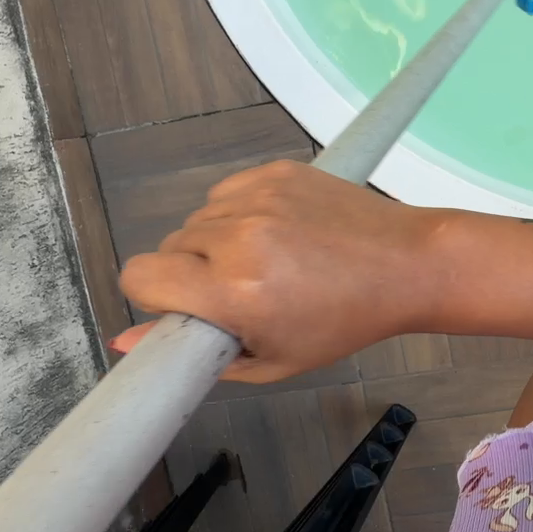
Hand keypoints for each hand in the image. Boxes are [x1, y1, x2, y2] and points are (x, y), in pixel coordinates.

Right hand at [115, 160, 445, 382]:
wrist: (406, 263)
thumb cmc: (346, 320)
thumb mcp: (273, 360)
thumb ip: (196, 353)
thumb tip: (125, 340)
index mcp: (233, 289)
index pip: (140, 275)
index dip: (155, 294)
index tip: (185, 303)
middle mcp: (239, 235)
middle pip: (168, 246)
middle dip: (193, 270)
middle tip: (243, 287)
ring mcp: (260, 196)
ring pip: (199, 217)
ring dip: (218, 239)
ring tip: (271, 258)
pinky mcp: (279, 171)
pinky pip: (229, 191)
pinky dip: (243, 211)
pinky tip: (283, 231)